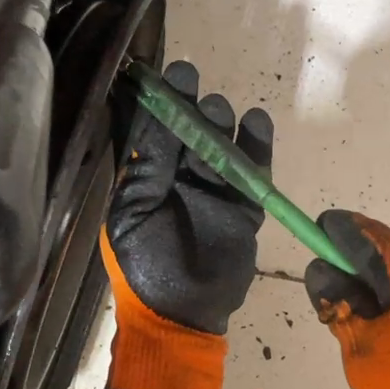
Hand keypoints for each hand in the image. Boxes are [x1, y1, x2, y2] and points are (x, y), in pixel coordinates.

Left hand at [99, 60, 272, 388]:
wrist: (182, 316)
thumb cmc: (145, 268)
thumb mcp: (132, 215)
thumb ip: (146, 167)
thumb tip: (151, 116)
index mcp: (143, 180)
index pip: (150, 131)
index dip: (158, 101)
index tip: (163, 73)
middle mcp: (177, 179)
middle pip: (188, 131)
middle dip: (190, 106)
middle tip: (192, 84)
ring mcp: (212, 192)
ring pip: (220, 145)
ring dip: (221, 123)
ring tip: (219, 110)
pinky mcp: (243, 207)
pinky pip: (253, 171)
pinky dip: (256, 146)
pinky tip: (257, 122)